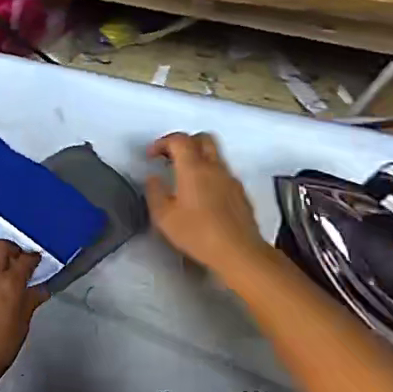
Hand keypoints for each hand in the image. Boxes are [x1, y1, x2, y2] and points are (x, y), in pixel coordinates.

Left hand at [0, 239, 45, 391]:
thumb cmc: (3, 343)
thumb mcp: (23, 321)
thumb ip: (32, 299)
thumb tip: (41, 288)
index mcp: (11, 283)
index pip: (25, 259)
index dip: (32, 258)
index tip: (34, 260)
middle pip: (1, 247)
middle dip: (10, 250)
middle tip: (13, 259)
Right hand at [146, 132, 272, 274]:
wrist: (239, 253)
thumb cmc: (198, 233)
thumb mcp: (163, 216)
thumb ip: (154, 192)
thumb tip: (153, 179)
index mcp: (193, 168)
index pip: (179, 139)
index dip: (162, 142)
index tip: (151, 155)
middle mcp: (214, 167)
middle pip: (203, 138)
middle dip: (184, 142)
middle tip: (170, 157)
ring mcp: (231, 179)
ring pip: (215, 154)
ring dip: (198, 157)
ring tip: (183, 177)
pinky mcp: (241, 193)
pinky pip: (223, 172)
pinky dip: (209, 174)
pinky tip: (201, 195)